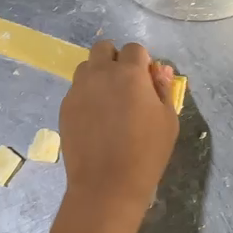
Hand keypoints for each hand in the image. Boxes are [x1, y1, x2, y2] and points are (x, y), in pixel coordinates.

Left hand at [58, 41, 179, 218]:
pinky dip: (86, 95)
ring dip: (98, 74)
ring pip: (86, 67)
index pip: (134, 49)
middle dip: (115, 59)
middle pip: (104, 48)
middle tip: (125, 85)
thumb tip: (159, 70)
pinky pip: (76, 89)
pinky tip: (95, 119)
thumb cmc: (146, 153)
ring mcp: (78, 89)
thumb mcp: (167, 120)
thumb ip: (163, 89)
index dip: (142, 62)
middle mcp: (100, 74)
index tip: (145, 81)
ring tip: (108, 101)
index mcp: (129, 73)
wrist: (107, 184)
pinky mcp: (65, 106)